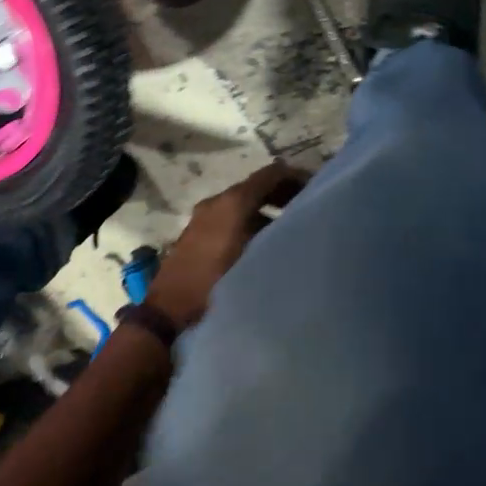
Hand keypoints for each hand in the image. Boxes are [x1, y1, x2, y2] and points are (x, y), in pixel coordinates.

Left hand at [145, 163, 308, 329]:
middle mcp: (217, 201)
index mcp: (232, 201)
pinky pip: (232, 214)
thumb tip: (303, 218)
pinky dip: (252, 218)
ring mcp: (204, 216)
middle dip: (284, 191)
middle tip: (307, 205)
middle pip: (257, 185)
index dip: (296, 176)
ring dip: (269, 206)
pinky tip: (264, 240)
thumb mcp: (254, 257)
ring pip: (245, 201)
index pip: (271, 173)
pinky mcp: (197, 232)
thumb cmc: (215, 283)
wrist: (168, 312)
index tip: (317, 188)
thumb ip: (279, 231)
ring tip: (291, 224)